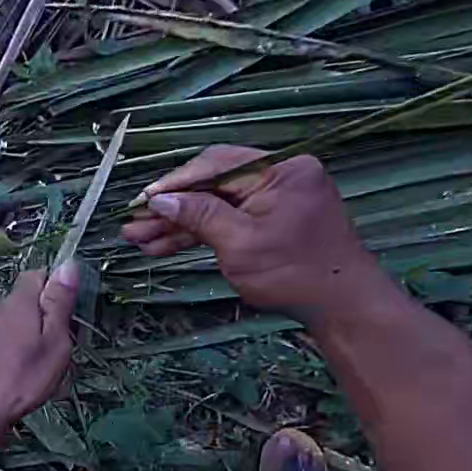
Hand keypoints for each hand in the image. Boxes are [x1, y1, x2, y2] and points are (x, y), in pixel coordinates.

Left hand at [0, 262, 80, 435]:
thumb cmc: (25, 377)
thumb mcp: (55, 340)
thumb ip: (60, 302)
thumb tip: (68, 264)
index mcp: (18, 301)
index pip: (40, 273)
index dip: (58, 289)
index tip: (70, 315)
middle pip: (28, 296)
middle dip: (47, 313)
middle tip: (61, 343)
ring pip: (17, 318)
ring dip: (33, 331)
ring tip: (43, 360)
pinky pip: (4, 334)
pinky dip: (17, 344)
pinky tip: (21, 368)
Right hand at [121, 146, 376, 315]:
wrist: (339, 305)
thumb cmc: (293, 273)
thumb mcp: (239, 243)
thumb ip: (199, 215)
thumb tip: (160, 199)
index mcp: (279, 170)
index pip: (215, 165)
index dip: (174, 183)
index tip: (143, 201)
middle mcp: (278, 176)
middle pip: (211, 186)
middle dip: (170, 208)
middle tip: (133, 225)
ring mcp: (273, 200)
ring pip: (214, 207)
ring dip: (178, 225)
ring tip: (139, 240)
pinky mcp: (269, 222)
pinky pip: (228, 221)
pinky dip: (200, 234)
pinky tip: (165, 246)